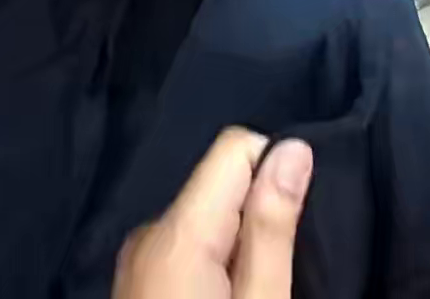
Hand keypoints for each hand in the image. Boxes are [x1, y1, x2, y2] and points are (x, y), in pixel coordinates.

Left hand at [113, 128, 312, 298]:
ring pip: (205, 215)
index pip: (234, 145)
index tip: (293, 225)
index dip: (273, 173)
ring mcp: (135, 259)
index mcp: (174, 229)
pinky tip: (221, 296)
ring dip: (235, 239)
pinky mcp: (135, 284)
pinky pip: (185, 244)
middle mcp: (148, 230)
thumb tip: (294, 145)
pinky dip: (211, 260)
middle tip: (276, 270)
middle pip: (219, 182)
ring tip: (251, 289)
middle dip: (255, 211)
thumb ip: (271, 226)